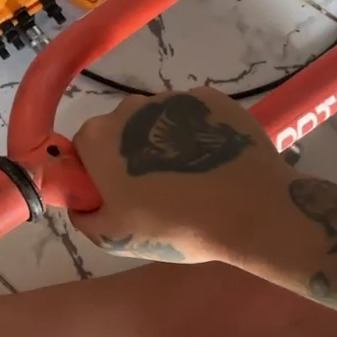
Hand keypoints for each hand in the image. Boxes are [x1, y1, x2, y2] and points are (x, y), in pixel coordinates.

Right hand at [69, 88, 294, 264]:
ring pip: (158, 121)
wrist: (255, 212)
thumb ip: (83, 217)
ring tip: (193, 177)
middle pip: (121, 130)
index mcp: (97, 137)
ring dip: (165, 143)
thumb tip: (81, 205)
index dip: (97, 172)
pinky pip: (194, 116)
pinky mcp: (213, 99)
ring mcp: (173, 99)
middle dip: (131, 154)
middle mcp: (128, 108)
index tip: (117, 194)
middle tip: (156, 190)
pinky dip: (198, 134)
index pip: (84, 149)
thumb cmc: (175, 224)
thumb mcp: (114, 237)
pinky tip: (215, 162)